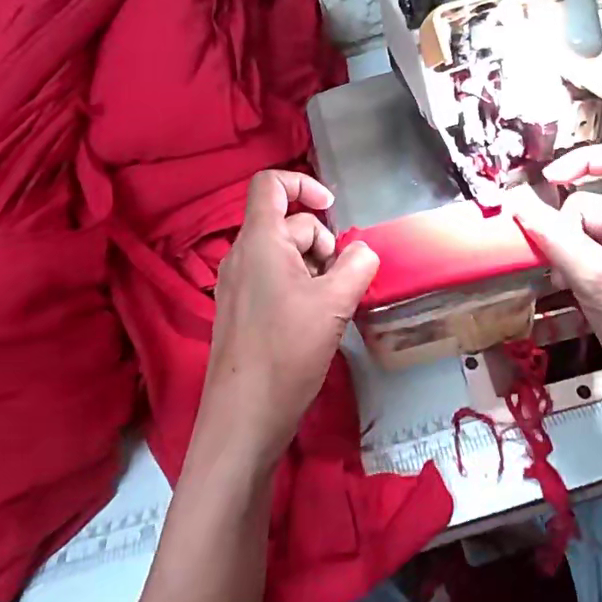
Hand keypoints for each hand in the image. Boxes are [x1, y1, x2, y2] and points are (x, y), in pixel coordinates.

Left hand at [197, 171, 379, 473]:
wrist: (244, 417)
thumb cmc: (287, 352)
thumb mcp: (334, 303)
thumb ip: (357, 265)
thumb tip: (362, 251)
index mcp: (260, 242)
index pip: (271, 185)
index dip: (304, 184)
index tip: (333, 210)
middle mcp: (243, 256)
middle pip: (290, 224)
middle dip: (323, 244)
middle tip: (339, 282)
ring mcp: (239, 284)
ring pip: (287, 254)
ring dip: (316, 268)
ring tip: (330, 305)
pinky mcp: (242, 310)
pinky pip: (276, 279)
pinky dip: (301, 287)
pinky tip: (315, 320)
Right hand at [507, 145, 601, 430]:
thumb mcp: (595, 278)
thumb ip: (553, 236)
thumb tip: (516, 201)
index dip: (582, 160)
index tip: (546, 180)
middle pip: (596, 201)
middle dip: (566, 226)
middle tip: (549, 258)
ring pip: (588, 229)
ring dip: (567, 250)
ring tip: (561, 281)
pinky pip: (593, 251)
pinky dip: (575, 264)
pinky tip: (566, 287)